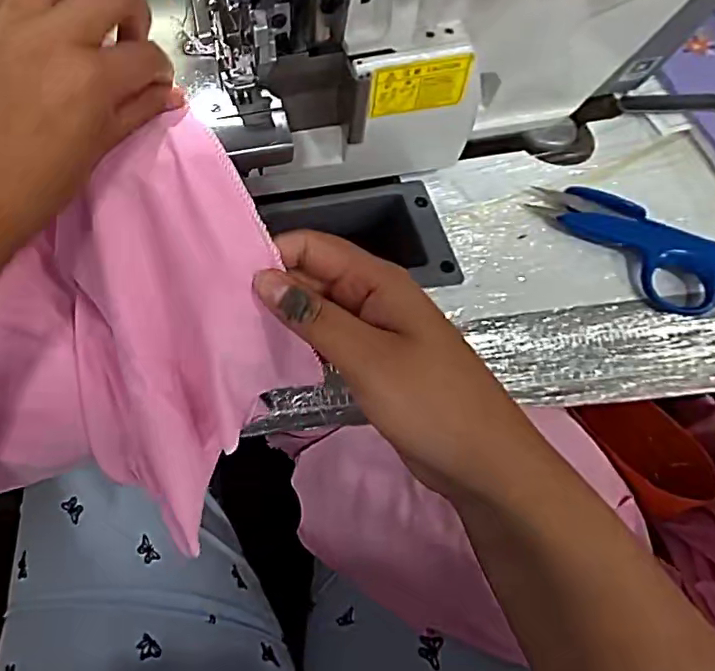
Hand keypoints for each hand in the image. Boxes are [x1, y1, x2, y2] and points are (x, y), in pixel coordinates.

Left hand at [0, 0, 177, 322]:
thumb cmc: (35, 187)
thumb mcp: (98, 148)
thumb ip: (138, 110)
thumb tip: (170, 93)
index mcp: (89, 78)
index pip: (145, 56)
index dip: (160, 70)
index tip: (156, 81)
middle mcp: (52, 39)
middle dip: (135, 13)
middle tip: (128, 41)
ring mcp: (9, 28)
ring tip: (83, 16)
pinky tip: (35, 20)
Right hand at [258, 232, 714, 670]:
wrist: (486, 467)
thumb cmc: (432, 403)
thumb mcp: (367, 356)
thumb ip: (312, 315)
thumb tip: (262, 278)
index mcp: (376, 280)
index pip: (313, 246)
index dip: (274, 255)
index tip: (232, 277)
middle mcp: (371, 295)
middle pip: (312, 274)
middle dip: (273, 286)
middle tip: (228, 309)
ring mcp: (371, 328)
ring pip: (316, 307)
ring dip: (285, 315)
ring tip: (241, 330)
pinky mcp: (370, 358)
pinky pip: (327, 336)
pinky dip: (302, 341)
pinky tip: (275, 355)